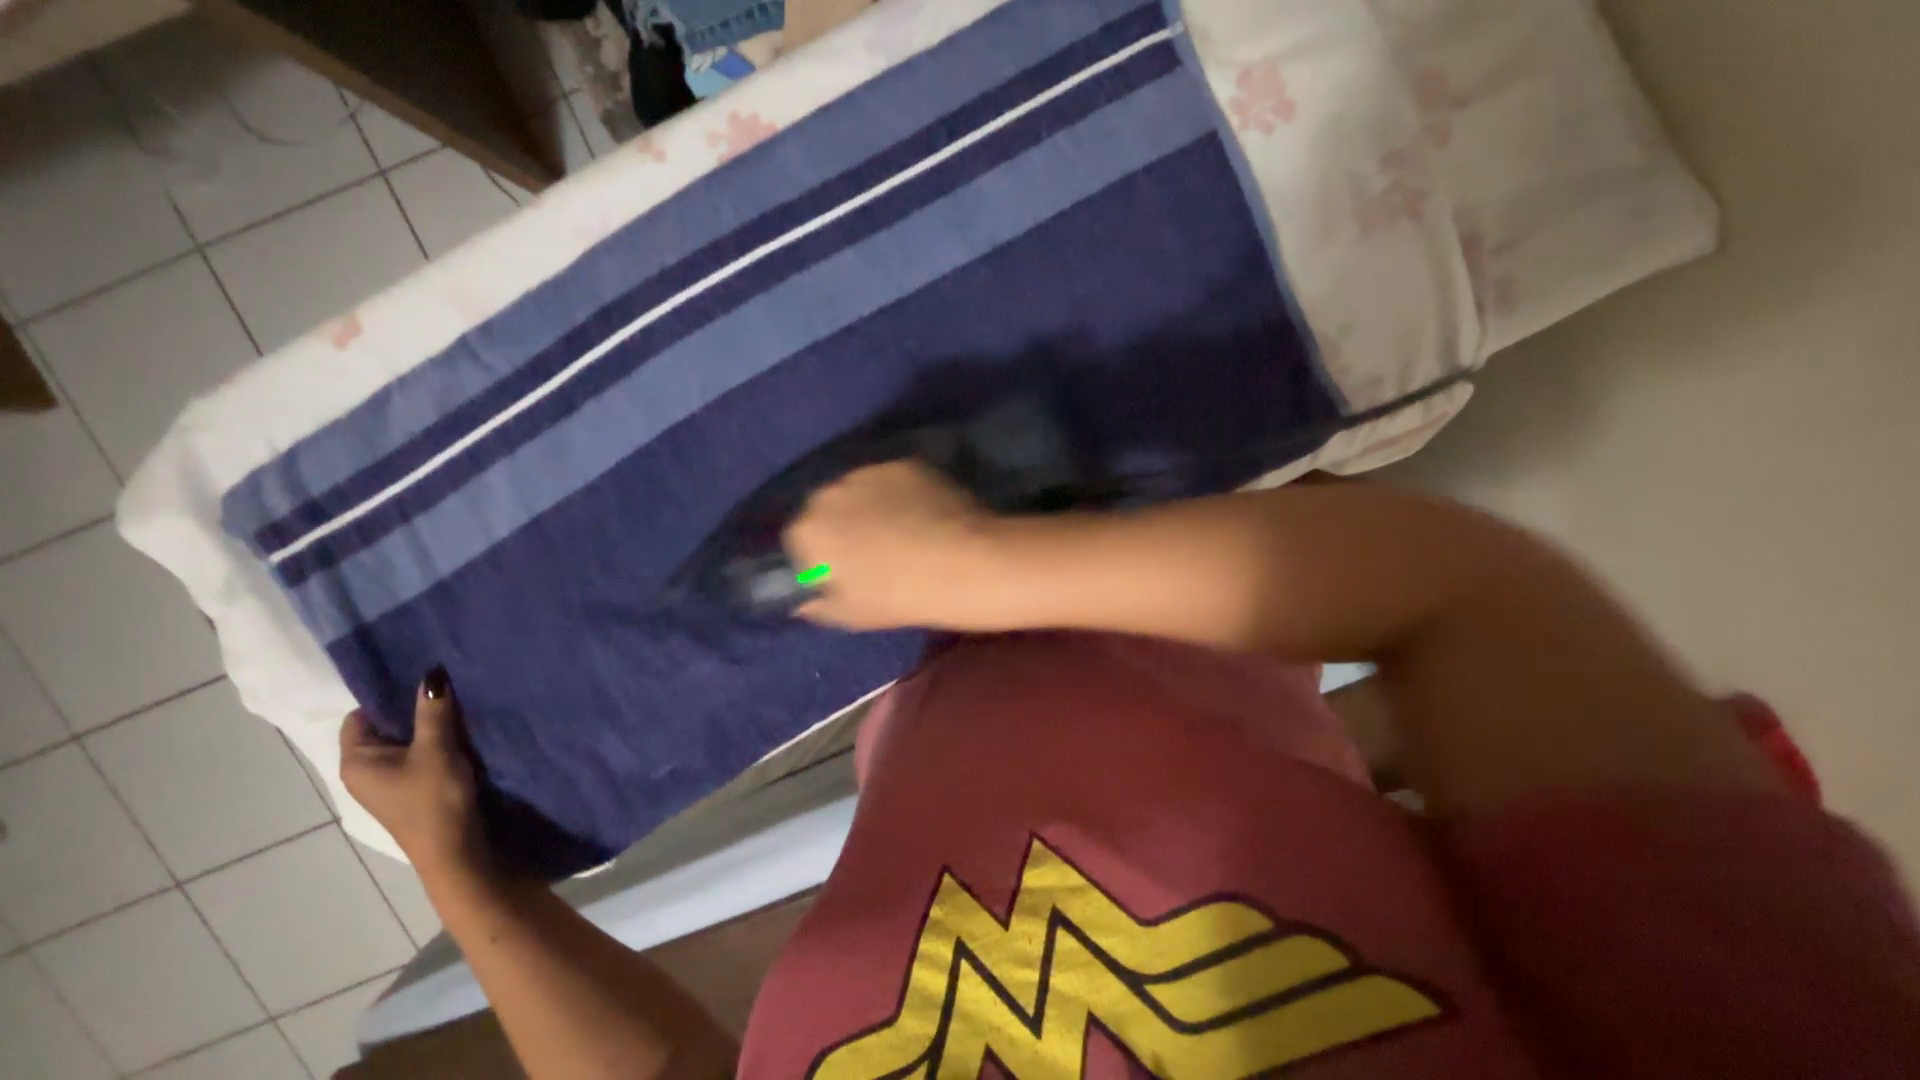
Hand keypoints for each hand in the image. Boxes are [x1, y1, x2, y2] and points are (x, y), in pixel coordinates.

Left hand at [339, 667, 485, 877]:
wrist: (454, 851)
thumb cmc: (435, 798)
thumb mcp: (437, 747)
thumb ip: (432, 709)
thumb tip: (431, 672)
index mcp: (355, 761)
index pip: (359, 716)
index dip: (386, 698)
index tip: (419, 684)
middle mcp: (361, 773)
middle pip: (381, 729)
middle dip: (409, 712)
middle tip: (441, 692)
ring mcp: (384, 787)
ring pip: (400, 746)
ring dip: (424, 731)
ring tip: (453, 712)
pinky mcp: (406, 795)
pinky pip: (412, 761)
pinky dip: (430, 749)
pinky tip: (455, 741)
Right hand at [783, 460, 1002, 630]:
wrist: (966, 564)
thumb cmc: (900, 597)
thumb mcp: (849, 615)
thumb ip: (815, 604)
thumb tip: (800, 600)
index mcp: (807, 530)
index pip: (796, 538)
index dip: (815, 554)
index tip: (835, 568)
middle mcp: (828, 491)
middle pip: (824, 507)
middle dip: (838, 524)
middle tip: (866, 547)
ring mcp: (867, 471)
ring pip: (856, 489)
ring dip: (867, 504)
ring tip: (897, 527)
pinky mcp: (903, 462)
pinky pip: (889, 479)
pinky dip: (898, 493)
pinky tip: (920, 512)